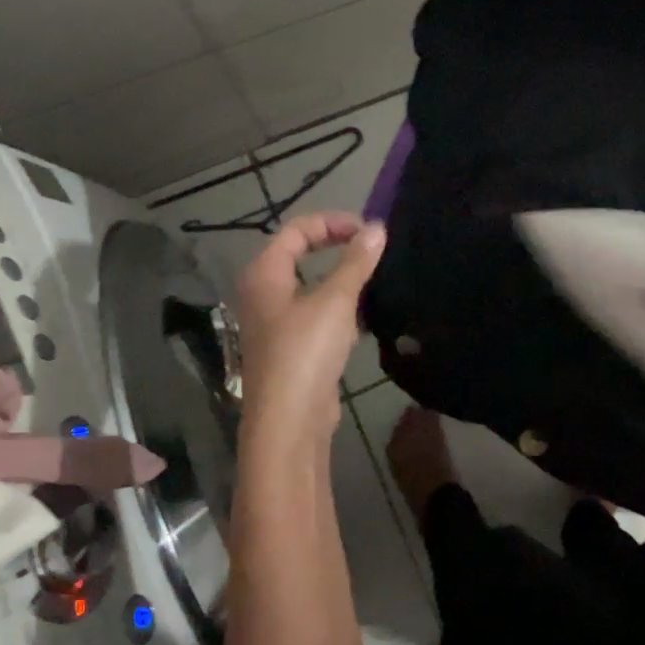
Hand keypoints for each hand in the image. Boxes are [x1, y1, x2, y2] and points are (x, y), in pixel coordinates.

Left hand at [234, 212, 386, 447]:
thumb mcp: (335, 300)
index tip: (368, 230)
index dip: (332, 222)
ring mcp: (278, 324)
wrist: (289, 422)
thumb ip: (357, 262)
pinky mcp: (295, 349)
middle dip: (340, 248)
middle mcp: (265, 294)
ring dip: (345, 280)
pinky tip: (371, 316)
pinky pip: (320, 315)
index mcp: (265, 274)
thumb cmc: (305, 351)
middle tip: (375, 250)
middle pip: (301, 255)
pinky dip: (343, 309)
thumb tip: (377, 228)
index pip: (296, 229)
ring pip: (313, 287)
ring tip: (379, 279)